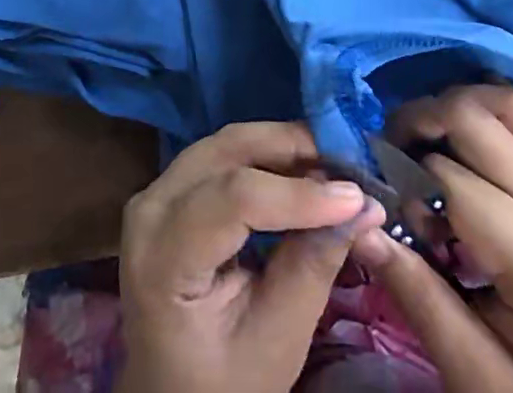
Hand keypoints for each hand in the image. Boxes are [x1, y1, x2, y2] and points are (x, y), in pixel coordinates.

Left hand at [115, 122, 384, 392]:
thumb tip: (363, 204)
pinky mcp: (170, 190)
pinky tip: (303, 170)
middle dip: (293, 148)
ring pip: (227, 144)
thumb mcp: (276, 338)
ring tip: (334, 167)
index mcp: (162, 257)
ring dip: (283, 147)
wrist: (171, 392)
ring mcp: (156, 193)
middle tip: (350, 166)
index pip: (233, 198)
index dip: (299, 191)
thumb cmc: (222, 380)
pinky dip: (266, 156)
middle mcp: (149, 208)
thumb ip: (314, 264)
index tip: (357, 197)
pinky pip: (222, 155)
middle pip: (227, 152)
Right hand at [352, 87, 512, 392]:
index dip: (405, 178)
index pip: (452, 178)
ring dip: (464, 102)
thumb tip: (361, 230)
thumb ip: (421, 300)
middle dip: (423, 119)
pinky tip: (485, 132)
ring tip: (430, 131)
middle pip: (482, 120)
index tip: (384, 204)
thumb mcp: (481, 380)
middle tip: (391, 148)